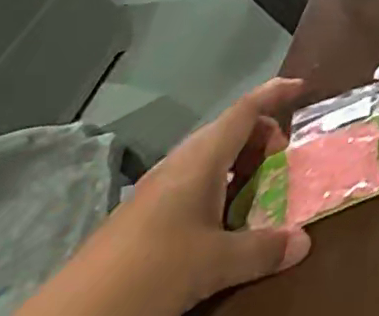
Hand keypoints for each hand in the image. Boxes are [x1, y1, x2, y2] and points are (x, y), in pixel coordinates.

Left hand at [19, 78, 311, 315]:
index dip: (274, 94)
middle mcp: (182, 162)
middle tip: (283, 161)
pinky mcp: (147, 211)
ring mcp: (161, 186)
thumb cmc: (151, 269)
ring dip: (241, 163)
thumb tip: (303, 241)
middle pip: (230, 130)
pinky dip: (221, 185)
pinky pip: (197, 180)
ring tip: (260, 191)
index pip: (245, 110)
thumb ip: (262, 249)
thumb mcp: (213, 263)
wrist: (74, 313)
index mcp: (201, 158)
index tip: (301, 86)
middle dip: (262, 135)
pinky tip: (224, 220)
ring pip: (212, 156)